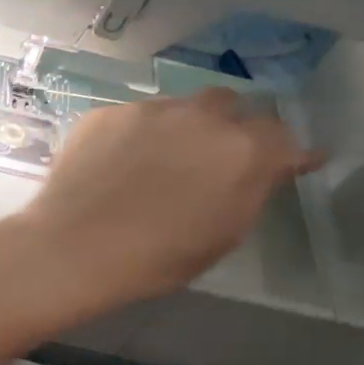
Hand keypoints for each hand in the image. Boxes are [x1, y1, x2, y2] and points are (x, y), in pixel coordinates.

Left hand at [10, 89, 319, 313]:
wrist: (74, 246)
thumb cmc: (157, 257)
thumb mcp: (223, 235)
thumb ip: (253, 191)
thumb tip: (274, 165)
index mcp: (242, 149)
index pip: (281, 136)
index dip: (286, 151)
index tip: (290, 162)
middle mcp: (201, 116)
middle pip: (231, 106)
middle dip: (232, 127)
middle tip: (215, 159)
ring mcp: (150, 109)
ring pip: (180, 107)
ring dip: (183, 127)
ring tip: (162, 162)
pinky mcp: (107, 112)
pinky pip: (134, 117)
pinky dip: (137, 136)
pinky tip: (120, 164)